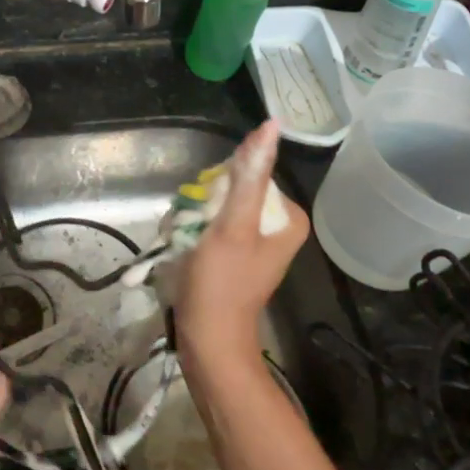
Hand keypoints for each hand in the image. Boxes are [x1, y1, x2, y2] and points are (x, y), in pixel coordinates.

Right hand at [174, 119, 309, 365]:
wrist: (208, 342)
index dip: (220, 184)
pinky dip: (192, 233)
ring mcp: (253, 243)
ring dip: (192, 218)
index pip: (248, 172)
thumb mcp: (234, 226)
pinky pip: (209, 227)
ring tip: (184, 242)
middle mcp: (275, 226)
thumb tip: (269, 127)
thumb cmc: (222, 284)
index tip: (206, 210)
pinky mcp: (232, 256)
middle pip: (230, 189)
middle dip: (202, 203)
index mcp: (287, 217)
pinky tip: (182, 250)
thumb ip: (248, 176)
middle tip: (192, 229)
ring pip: (214, 206)